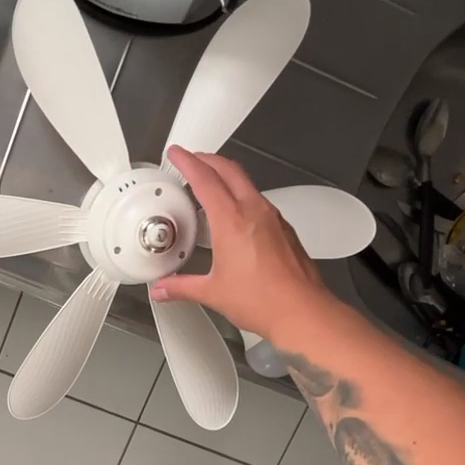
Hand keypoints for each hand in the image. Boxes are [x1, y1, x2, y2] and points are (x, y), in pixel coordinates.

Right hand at [150, 146, 333, 340]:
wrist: (300, 311)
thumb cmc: (264, 300)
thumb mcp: (212, 293)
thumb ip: (182, 287)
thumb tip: (164, 289)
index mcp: (232, 221)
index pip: (205, 180)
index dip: (188, 162)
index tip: (178, 154)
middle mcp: (255, 212)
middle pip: (229, 170)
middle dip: (208, 160)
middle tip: (193, 160)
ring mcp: (272, 218)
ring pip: (246, 183)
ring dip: (226, 177)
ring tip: (211, 185)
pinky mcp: (283, 229)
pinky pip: (259, 202)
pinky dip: (242, 197)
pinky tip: (235, 215)